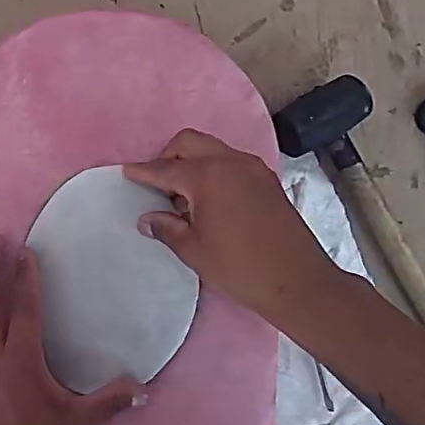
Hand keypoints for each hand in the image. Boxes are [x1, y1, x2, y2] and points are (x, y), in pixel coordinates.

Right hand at [123, 129, 340, 317]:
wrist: (296, 280)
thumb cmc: (240, 268)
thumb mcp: (195, 250)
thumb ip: (167, 228)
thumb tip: (148, 218)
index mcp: (208, 175)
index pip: (166, 168)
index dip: (144, 172)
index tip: (128, 172)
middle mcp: (232, 162)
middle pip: (190, 143)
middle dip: (168, 156)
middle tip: (158, 186)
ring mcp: (254, 168)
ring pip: (214, 149)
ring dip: (194, 163)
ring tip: (184, 198)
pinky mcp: (268, 180)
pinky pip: (232, 163)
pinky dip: (215, 171)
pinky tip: (211, 202)